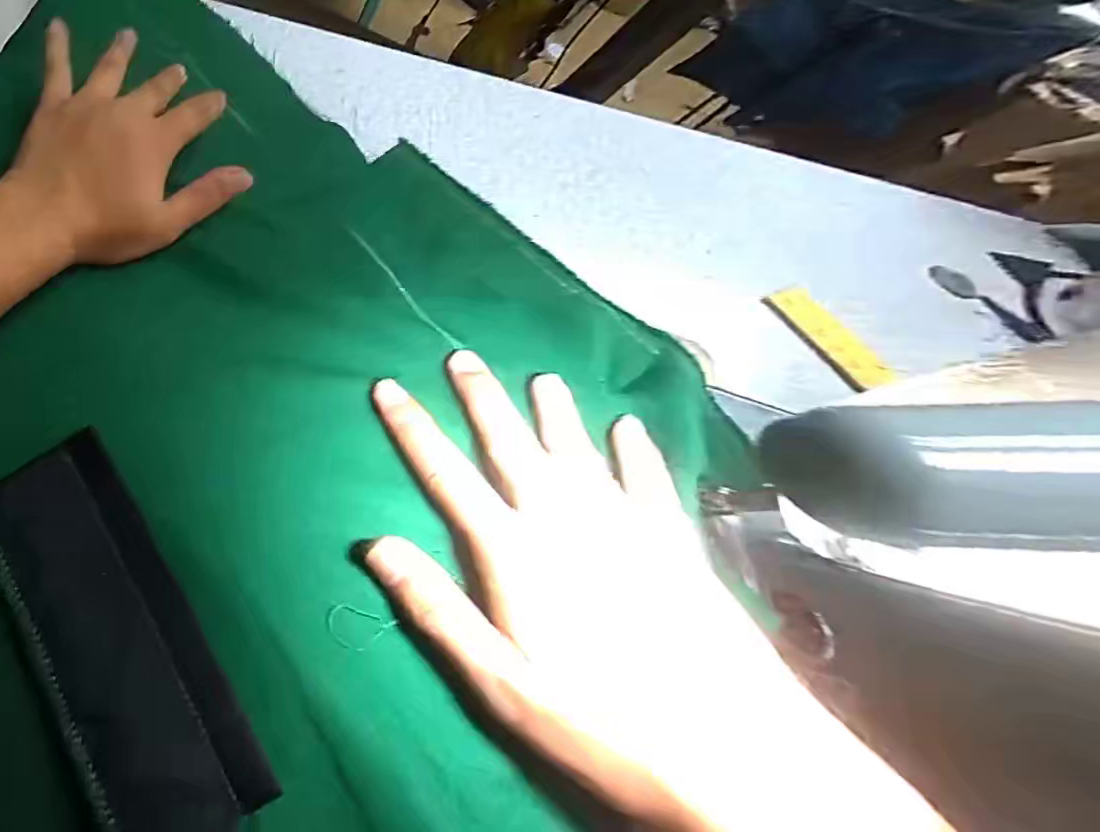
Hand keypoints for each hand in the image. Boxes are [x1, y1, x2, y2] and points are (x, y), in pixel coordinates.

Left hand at [2, 19, 251, 265]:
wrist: (42, 218)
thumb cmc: (104, 227)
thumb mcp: (164, 224)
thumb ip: (205, 196)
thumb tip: (246, 174)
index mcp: (156, 141)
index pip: (192, 117)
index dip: (208, 107)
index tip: (219, 98)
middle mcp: (127, 112)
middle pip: (155, 90)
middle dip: (170, 80)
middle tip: (178, 70)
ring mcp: (88, 104)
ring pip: (110, 69)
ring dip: (122, 51)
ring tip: (129, 34)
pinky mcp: (54, 106)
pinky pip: (57, 69)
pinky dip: (58, 46)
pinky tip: (57, 26)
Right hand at [362, 352, 949, 831]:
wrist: (745, 762)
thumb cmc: (602, 724)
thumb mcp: (500, 683)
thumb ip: (436, 609)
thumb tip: (374, 545)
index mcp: (513, 551)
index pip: (447, 475)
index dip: (412, 428)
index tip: (387, 387)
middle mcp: (563, 522)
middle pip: (511, 446)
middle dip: (481, 398)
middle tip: (462, 356)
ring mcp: (625, 528)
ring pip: (578, 451)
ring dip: (555, 412)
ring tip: (540, 376)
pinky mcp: (677, 547)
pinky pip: (650, 482)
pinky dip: (637, 451)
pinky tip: (630, 426)